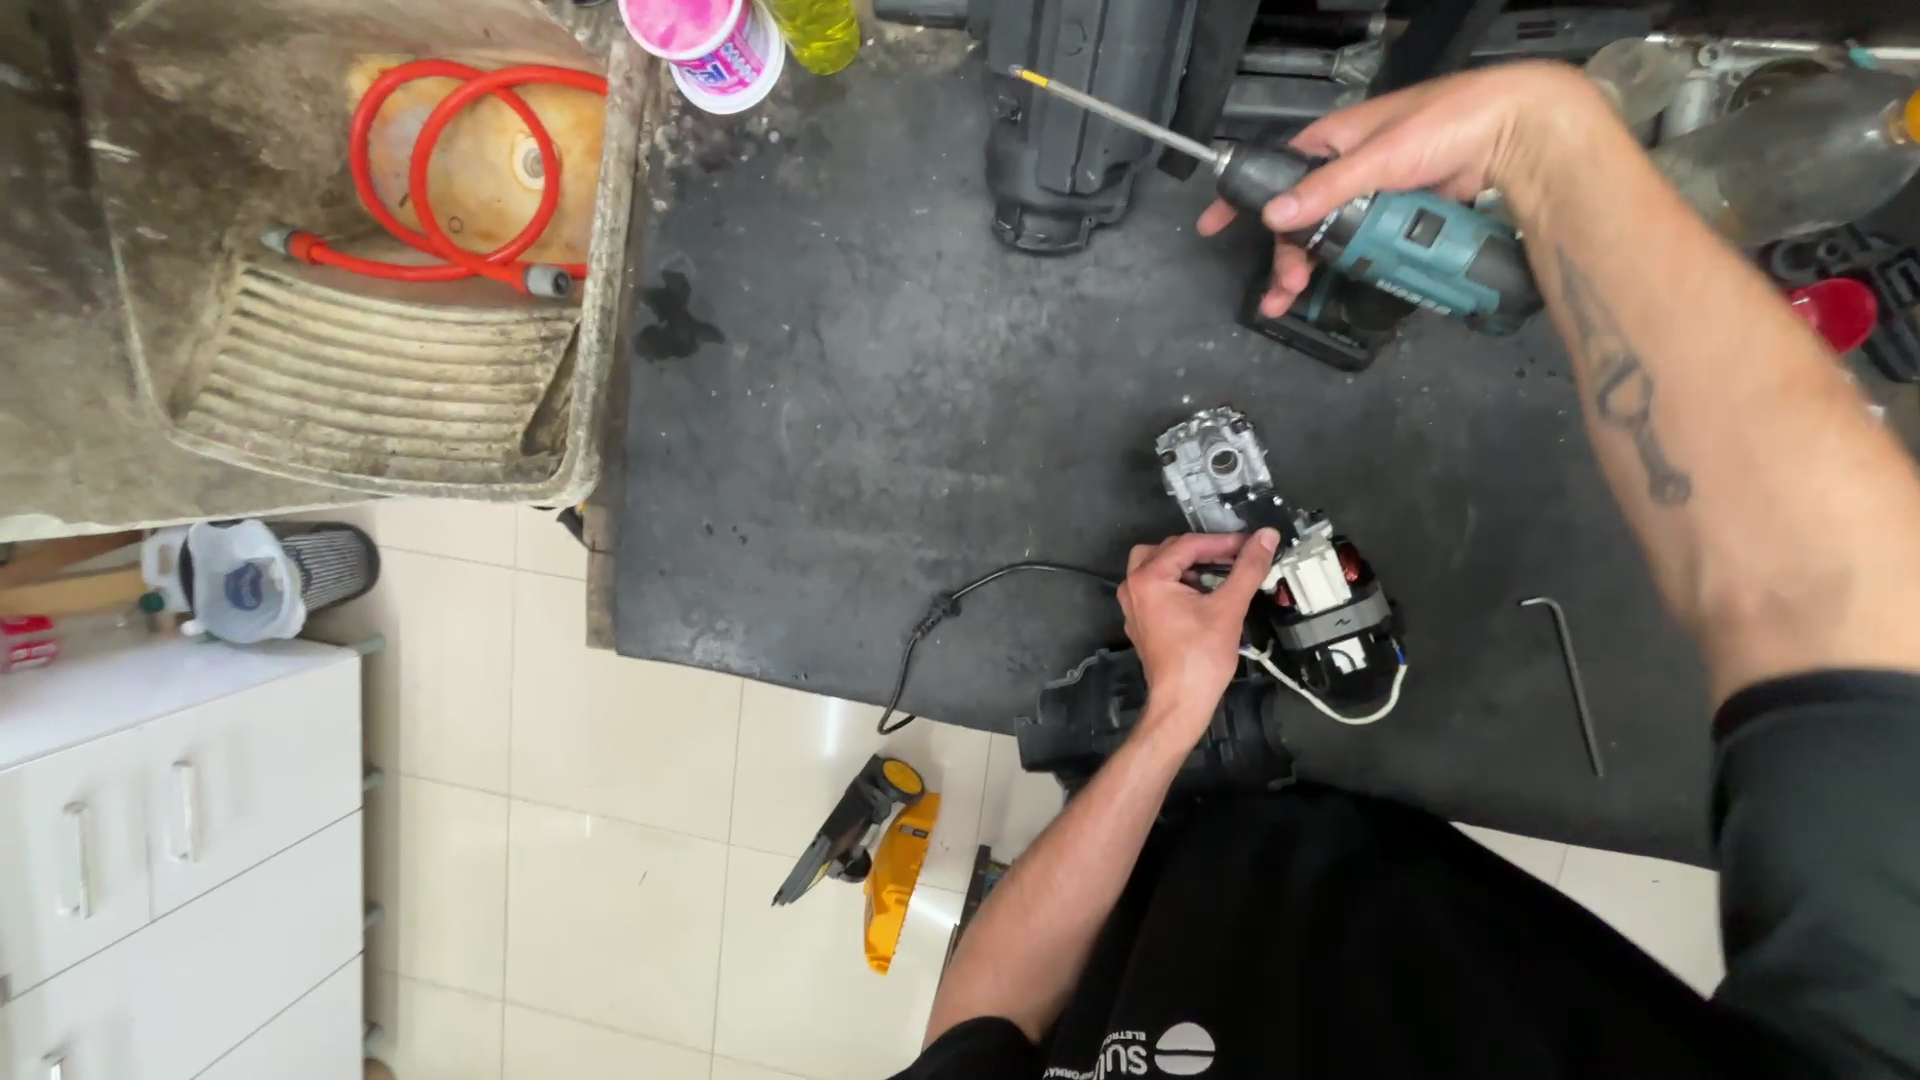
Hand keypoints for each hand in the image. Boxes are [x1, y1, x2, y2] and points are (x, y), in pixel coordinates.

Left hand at [1117, 530, 1279, 739]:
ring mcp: (1132, 605)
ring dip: (1187, 565)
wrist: (1181, 700)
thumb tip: (1266, 537)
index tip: (1250, 544)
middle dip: (1201, 550)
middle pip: (1167, 551)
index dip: (1221, 542)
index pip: (1187, 545)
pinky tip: (1203, 594)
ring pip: (1157, 568)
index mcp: (1148, 578)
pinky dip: (1177, 584)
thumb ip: (1247, 568)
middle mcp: (1132, 586)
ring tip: (1218, 573)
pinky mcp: (1140, 621)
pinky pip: (1155, 589)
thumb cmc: (1202, 655)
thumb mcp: (1229, 607)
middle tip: (1233, 556)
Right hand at [1195, 61, 1601, 316]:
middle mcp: (1342, 172)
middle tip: (1282, 287)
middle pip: (1296, 220)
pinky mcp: (1389, 220)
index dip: (1241, 199)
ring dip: (1303, 270)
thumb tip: (1272, 216)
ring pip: (1321, 240)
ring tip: (1290, 300)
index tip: (1210, 225)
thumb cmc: (1446, 123)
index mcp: (1331, 143)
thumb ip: (1324, 190)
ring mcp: (1366, 199)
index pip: (1274, 172)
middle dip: (1283, 255)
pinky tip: (1324, 289)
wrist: (1515, 134)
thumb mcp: (1379, 155)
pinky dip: (1336, 269)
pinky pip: (1353, 248)